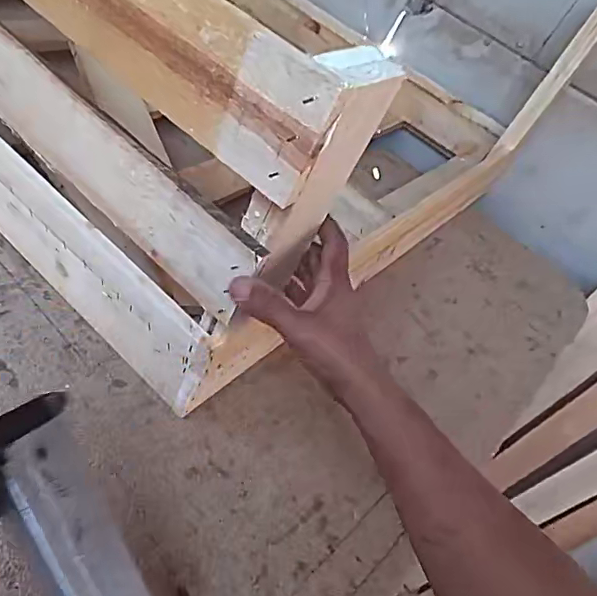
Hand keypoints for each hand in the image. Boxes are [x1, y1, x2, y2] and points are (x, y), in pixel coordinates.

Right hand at [230, 220, 388, 397]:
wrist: (359, 387)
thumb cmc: (337, 352)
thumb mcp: (299, 326)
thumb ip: (269, 306)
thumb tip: (237, 283)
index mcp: (335, 283)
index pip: (333, 243)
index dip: (324, 224)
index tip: (307, 208)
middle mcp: (334, 292)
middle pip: (317, 261)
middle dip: (299, 245)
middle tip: (271, 232)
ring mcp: (329, 312)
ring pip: (309, 283)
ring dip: (291, 272)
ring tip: (263, 259)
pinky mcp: (322, 329)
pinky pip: (302, 304)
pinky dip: (287, 297)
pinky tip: (268, 297)